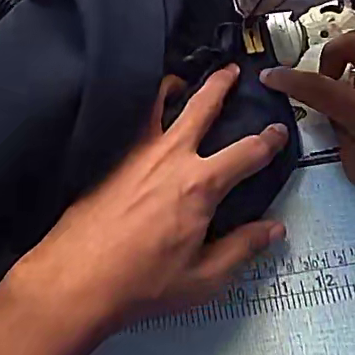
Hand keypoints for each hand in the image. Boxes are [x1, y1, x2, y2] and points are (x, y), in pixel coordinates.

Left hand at [5, 64, 289, 338]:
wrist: (76, 279)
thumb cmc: (140, 283)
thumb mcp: (203, 278)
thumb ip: (242, 248)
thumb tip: (273, 229)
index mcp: (200, 184)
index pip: (247, 152)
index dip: (269, 139)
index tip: (278, 131)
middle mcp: (170, 156)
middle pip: (203, 105)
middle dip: (222, 84)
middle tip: (233, 71)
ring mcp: (136, 151)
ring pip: (158, 100)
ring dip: (174, 85)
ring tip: (179, 81)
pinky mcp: (109, 156)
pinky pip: (131, 120)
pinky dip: (142, 109)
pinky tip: (141, 118)